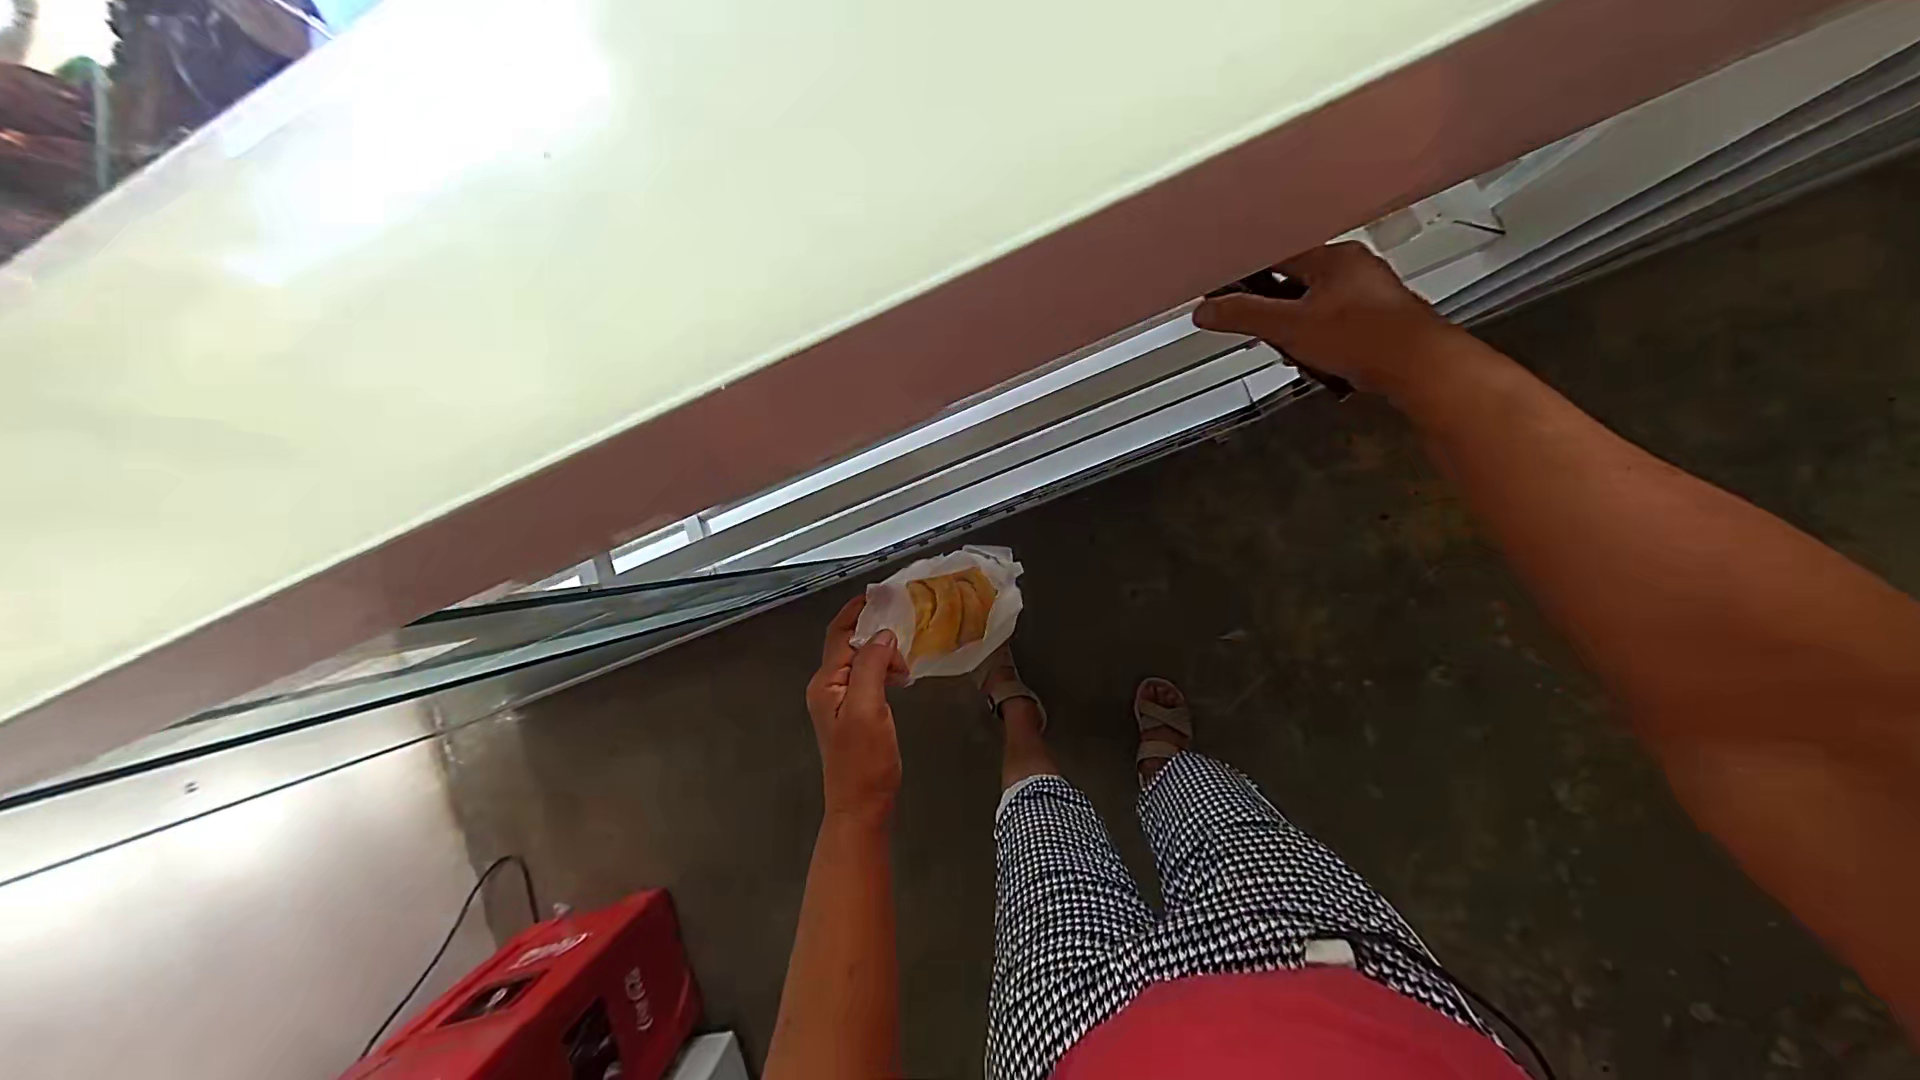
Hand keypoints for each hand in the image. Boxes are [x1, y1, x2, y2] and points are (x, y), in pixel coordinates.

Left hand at [805, 595, 908, 817]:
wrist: (861, 805)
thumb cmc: (863, 763)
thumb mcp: (869, 709)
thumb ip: (873, 667)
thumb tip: (883, 635)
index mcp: (826, 684)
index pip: (840, 635)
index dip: (857, 612)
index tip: (879, 596)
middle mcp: (828, 688)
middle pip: (848, 643)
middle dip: (873, 629)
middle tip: (901, 622)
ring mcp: (840, 700)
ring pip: (861, 659)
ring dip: (882, 651)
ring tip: (904, 656)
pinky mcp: (854, 711)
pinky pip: (868, 676)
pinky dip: (884, 667)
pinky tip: (900, 675)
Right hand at [1194, 241, 1462, 394]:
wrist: (1416, 365)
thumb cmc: (1365, 336)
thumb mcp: (1289, 326)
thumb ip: (1244, 315)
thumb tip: (1208, 310)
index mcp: (1333, 258)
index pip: (1275, 257)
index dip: (1246, 276)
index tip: (1226, 291)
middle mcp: (1353, 269)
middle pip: (1293, 284)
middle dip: (1274, 312)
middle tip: (1264, 332)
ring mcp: (1367, 295)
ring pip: (1313, 307)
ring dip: (1297, 332)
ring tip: (1297, 351)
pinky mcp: (1374, 320)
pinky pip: (1332, 326)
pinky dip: (1318, 343)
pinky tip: (1319, 361)